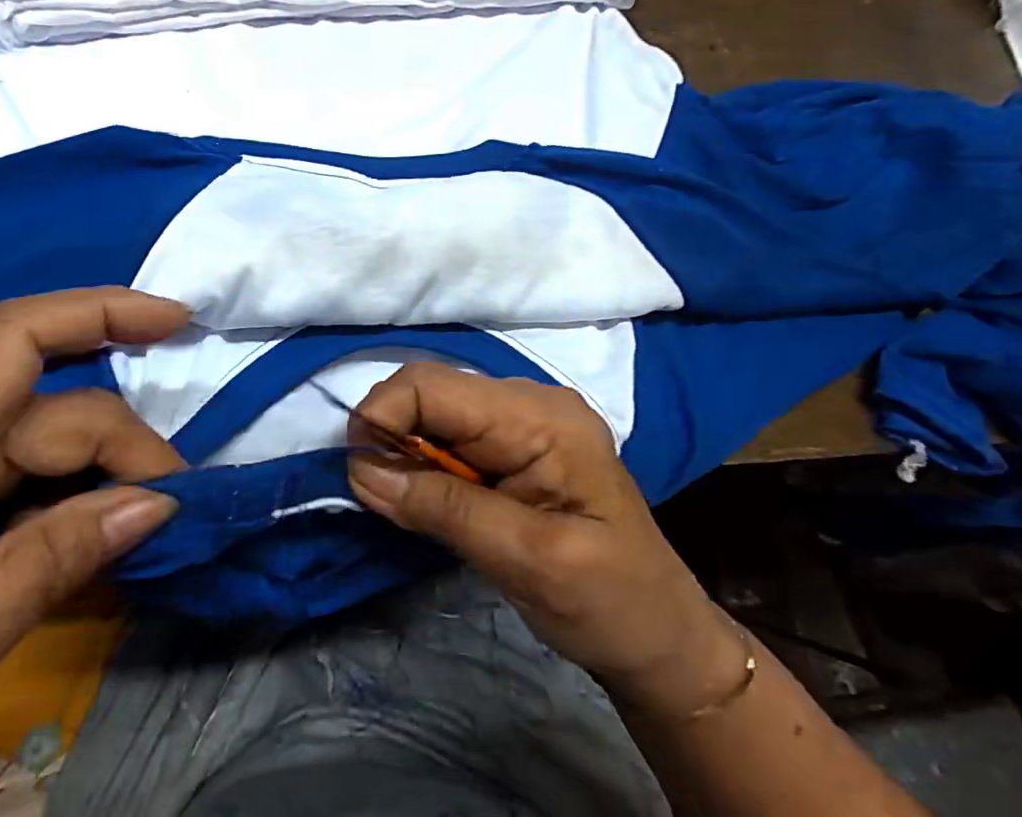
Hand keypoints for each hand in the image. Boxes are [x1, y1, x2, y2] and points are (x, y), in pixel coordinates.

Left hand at [0, 288, 190, 816]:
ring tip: (146, 527)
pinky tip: (95, 538)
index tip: (179, 322)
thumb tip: (155, 503)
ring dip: (99, 476)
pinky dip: (67, 502)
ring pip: (33, 443)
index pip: (4, 345)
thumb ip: (39, 574)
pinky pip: (12, 482)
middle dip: (120, 447)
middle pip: (38, 408)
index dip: (99, 313)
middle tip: (176, 510)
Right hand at [346, 363, 749, 718]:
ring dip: (410, 457)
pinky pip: (453, 439)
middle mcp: (531, 403)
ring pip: (437, 415)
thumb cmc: (610, 602)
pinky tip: (438, 504)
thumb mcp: (528, 561)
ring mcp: (526, 422)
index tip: (360, 474)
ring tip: (415, 510)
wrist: (660, 635)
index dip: (384, 417)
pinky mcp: (517, 447)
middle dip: (394, 438)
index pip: (434, 385)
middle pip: (432, 393)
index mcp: (542, 418)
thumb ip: (445, 509)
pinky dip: (429, 468)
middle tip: (387, 501)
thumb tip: (361, 469)